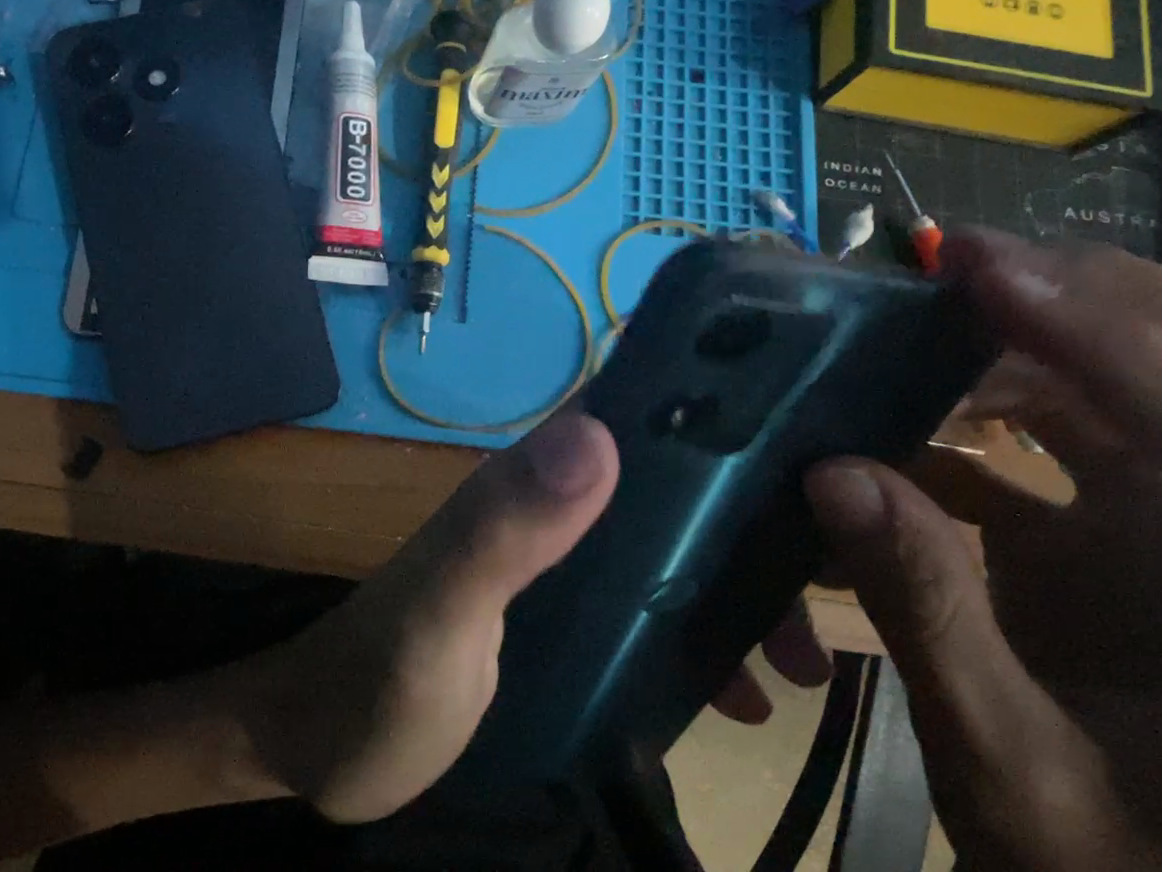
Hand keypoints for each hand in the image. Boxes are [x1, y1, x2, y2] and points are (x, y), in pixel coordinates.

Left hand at [242, 410, 829, 822]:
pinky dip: (710, 643)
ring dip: (745, 592)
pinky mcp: (568, 630)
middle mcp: (555, 514)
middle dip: (761, 523)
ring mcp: (565, 574)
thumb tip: (599, 432)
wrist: (325, 753)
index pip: (637, 414)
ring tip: (801, 660)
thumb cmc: (375, 684)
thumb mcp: (440, 612)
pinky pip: (657, 618)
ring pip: (677, 558)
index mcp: (531, 488)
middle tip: (835, 580)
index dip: (724, 409)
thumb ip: (504, 528)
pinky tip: (746, 697)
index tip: (821, 437)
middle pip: (678, 492)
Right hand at [806, 230, 1161, 869]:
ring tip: (941, 328)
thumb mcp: (1012, 774)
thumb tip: (832, 476)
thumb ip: (928, 618)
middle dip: (1103, 302)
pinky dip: (1027, 413)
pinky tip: (933, 419)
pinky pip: (1116, 447)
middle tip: (960, 270)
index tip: (969, 262)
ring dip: (1062, 348)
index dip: (1096, 330)